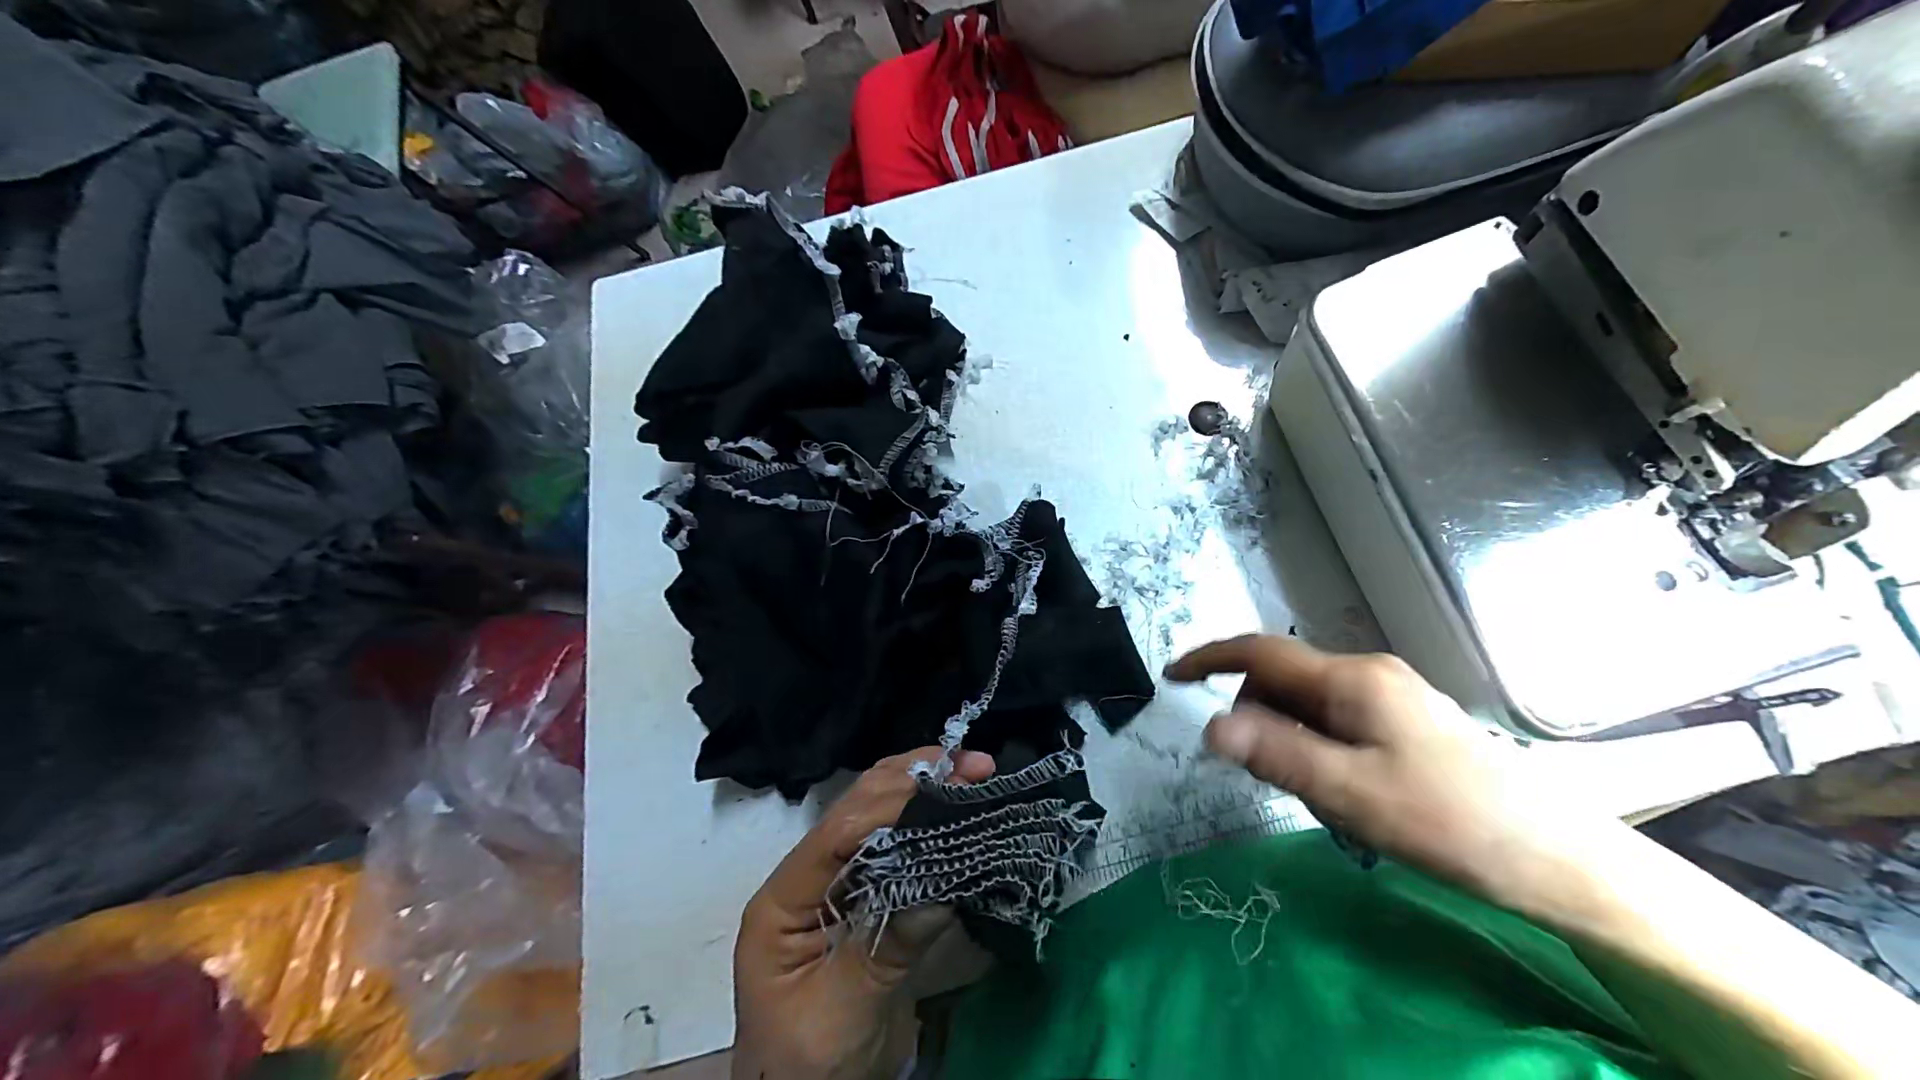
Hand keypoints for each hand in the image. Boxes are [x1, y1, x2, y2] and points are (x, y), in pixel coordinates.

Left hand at [732, 747, 994, 1079]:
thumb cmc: (802, 1065)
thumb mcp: (839, 1014)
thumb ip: (885, 950)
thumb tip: (942, 887)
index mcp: (783, 900)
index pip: (834, 835)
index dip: (887, 805)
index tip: (942, 787)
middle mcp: (808, 877)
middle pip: (855, 809)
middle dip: (911, 780)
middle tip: (972, 766)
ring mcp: (837, 883)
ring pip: (876, 815)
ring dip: (922, 788)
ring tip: (972, 771)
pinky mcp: (866, 895)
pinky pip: (896, 846)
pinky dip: (927, 821)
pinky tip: (957, 806)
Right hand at [1166, 635, 1608, 915]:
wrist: (1559, 860)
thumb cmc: (1448, 821)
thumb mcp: (1350, 793)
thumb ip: (1276, 754)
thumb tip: (1209, 727)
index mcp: (1352, 680)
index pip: (1261, 653)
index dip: (1210, 659)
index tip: (1171, 676)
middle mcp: (1368, 674)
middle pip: (1282, 681)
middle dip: (1260, 721)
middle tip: (1275, 780)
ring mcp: (1389, 695)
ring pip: (1306, 705)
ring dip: (1292, 742)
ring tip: (1323, 797)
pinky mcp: (1403, 721)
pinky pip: (1335, 722)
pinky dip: (1318, 749)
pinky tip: (1347, 794)